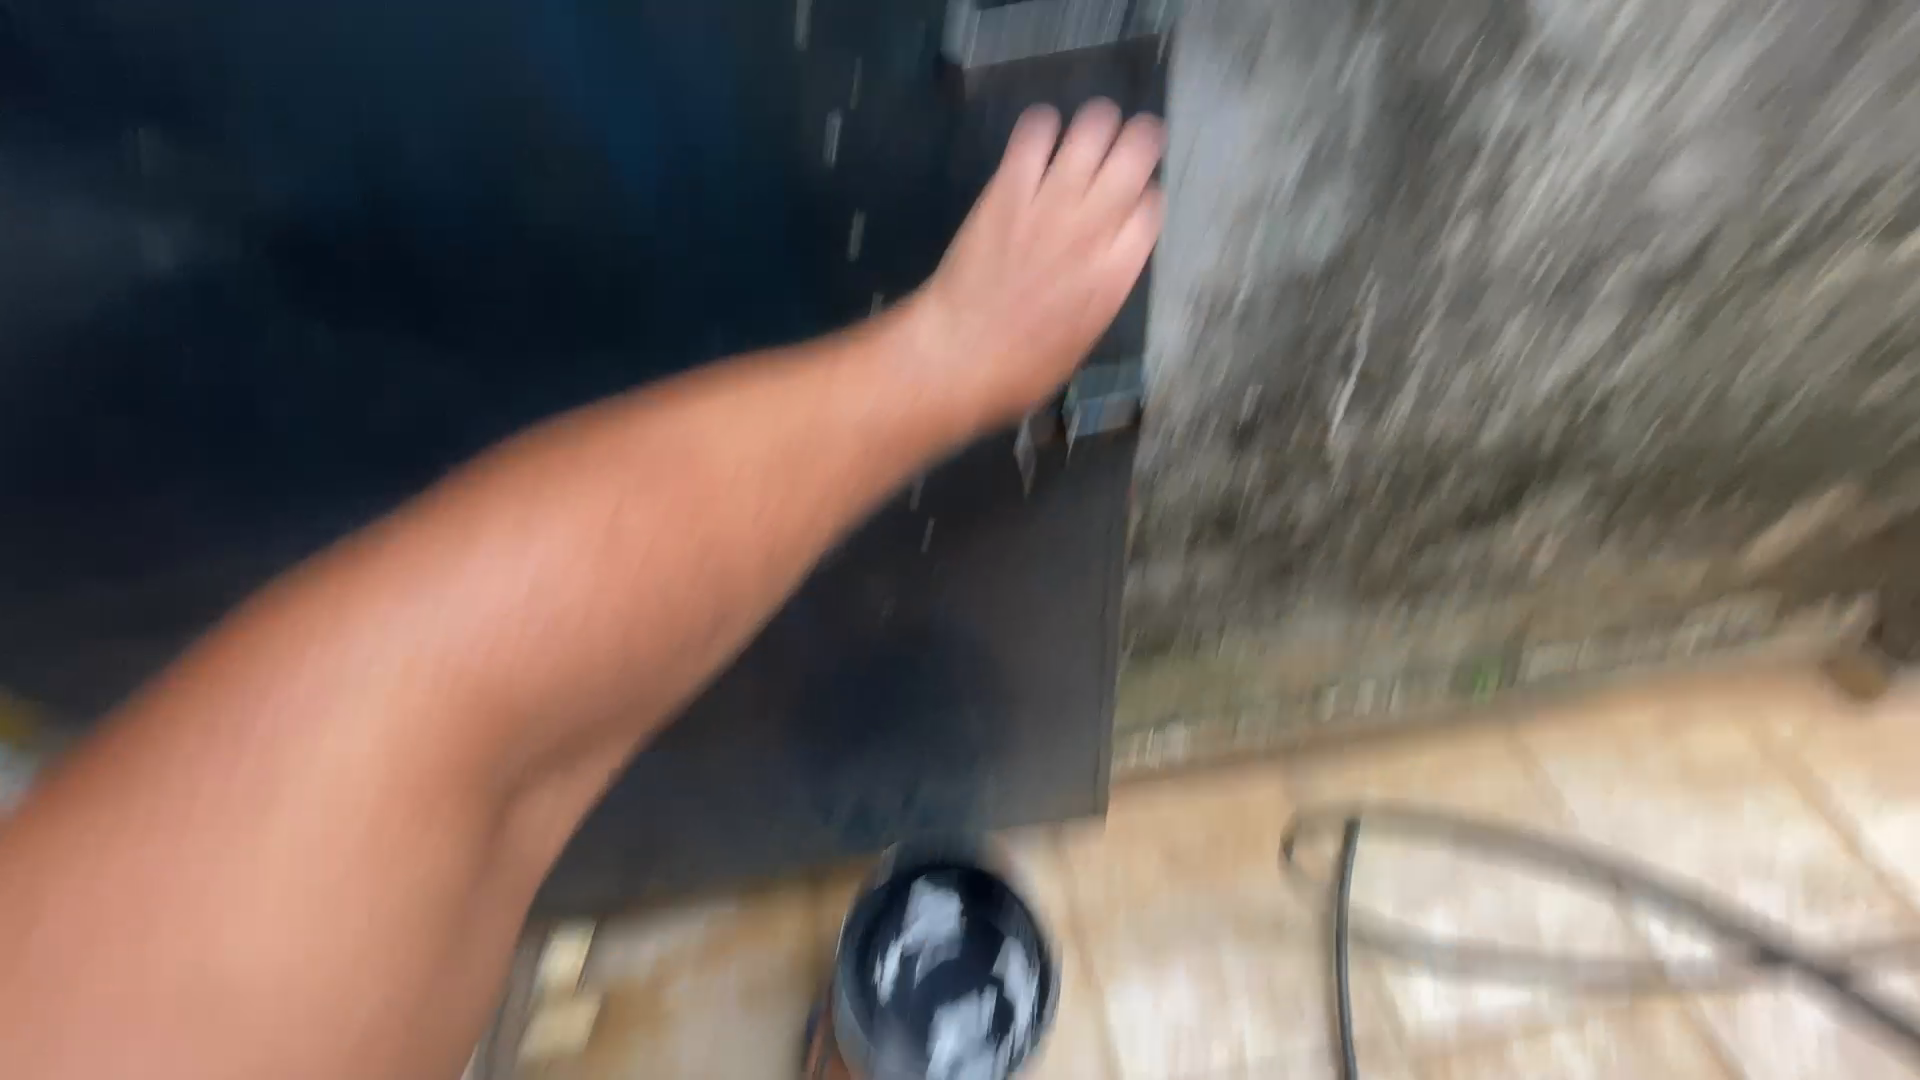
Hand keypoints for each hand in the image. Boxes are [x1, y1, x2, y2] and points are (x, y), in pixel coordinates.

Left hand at [903, 100, 1164, 429]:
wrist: (959, 358)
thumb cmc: (1020, 370)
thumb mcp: (1080, 342)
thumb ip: (1101, 292)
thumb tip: (1103, 268)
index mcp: (1116, 273)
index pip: (1151, 206)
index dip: (1144, 197)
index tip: (1133, 199)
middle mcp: (1093, 227)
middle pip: (1137, 152)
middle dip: (1137, 140)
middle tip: (1126, 142)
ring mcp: (1050, 202)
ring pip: (1093, 128)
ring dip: (1095, 124)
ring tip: (1084, 135)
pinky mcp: (1008, 189)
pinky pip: (1035, 131)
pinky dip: (1040, 126)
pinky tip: (1038, 139)